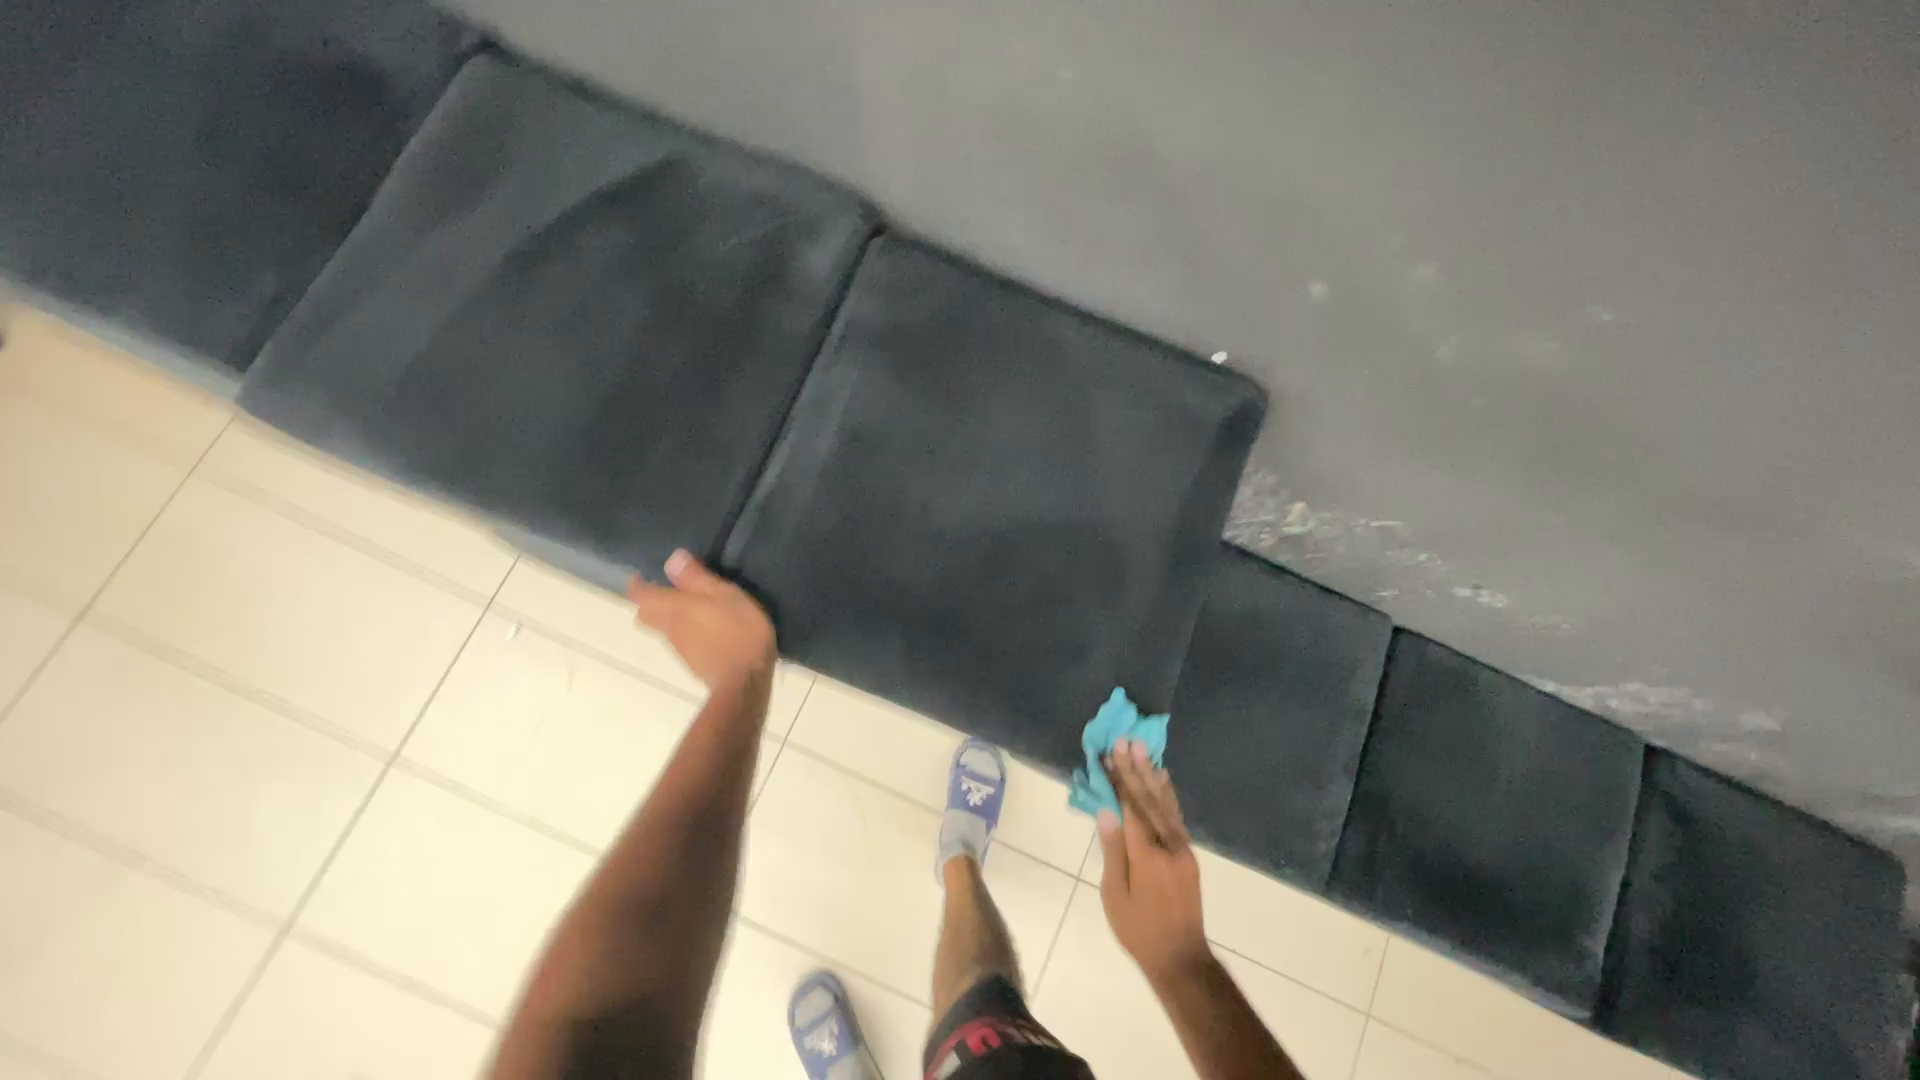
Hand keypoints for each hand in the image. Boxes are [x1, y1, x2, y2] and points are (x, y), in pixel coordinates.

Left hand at [626, 550, 775, 690]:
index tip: (644, 575)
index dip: (637, 584)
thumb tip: (671, 559)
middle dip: (650, 603)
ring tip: (696, 609)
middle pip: (645, 615)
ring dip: (671, 618)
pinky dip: (688, 633)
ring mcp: (679, 649)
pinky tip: (711, 631)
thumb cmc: (737, 630)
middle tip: (669, 592)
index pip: (638, 595)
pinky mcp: (694, 663)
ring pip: (663, 630)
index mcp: (671, 608)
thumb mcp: (723, 594)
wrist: (745, 680)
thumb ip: (696, 577)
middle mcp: (668, 629)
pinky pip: (682, 642)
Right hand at [1097, 738, 1209, 983]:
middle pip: (1149, 800)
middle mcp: (1168, 845)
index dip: (1119, 779)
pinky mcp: (1188, 855)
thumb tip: (1106, 811)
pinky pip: (1176, 817)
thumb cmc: (1138, 930)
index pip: (1130, 807)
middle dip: (1136, 769)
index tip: (1109, 754)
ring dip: (1153, 776)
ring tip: (1144, 751)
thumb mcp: (1115, 894)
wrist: (1181, 958)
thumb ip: (1113, 850)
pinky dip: (1168, 796)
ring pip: (1166, 805)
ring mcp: (1182, 849)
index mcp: (1147, 854)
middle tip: (1126, 741)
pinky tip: (1164, 781)